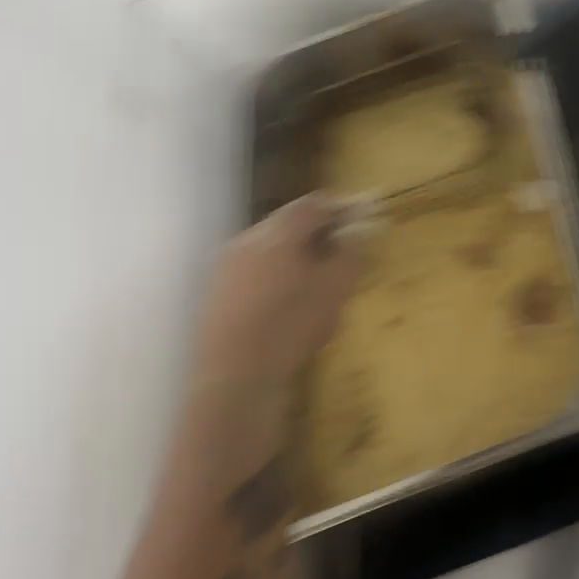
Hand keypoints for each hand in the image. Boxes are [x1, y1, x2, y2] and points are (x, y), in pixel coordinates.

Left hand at [195, 192, 369, 388]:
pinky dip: (276, 270)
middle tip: (342, 253)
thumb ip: (349, 253)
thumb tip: (356, 230)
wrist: (235, 375)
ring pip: (270, 244)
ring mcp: (226, 263)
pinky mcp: (217, 288)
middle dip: (318, 231)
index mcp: (278, 235)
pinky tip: (286, 299)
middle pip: (289, 221)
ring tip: (316, 280)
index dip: (341, 209)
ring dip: (296, 251)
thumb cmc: (292, 327)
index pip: (314, 204)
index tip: (361, 222)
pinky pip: (254, 265)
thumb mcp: (335, 290)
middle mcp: (247, 240)